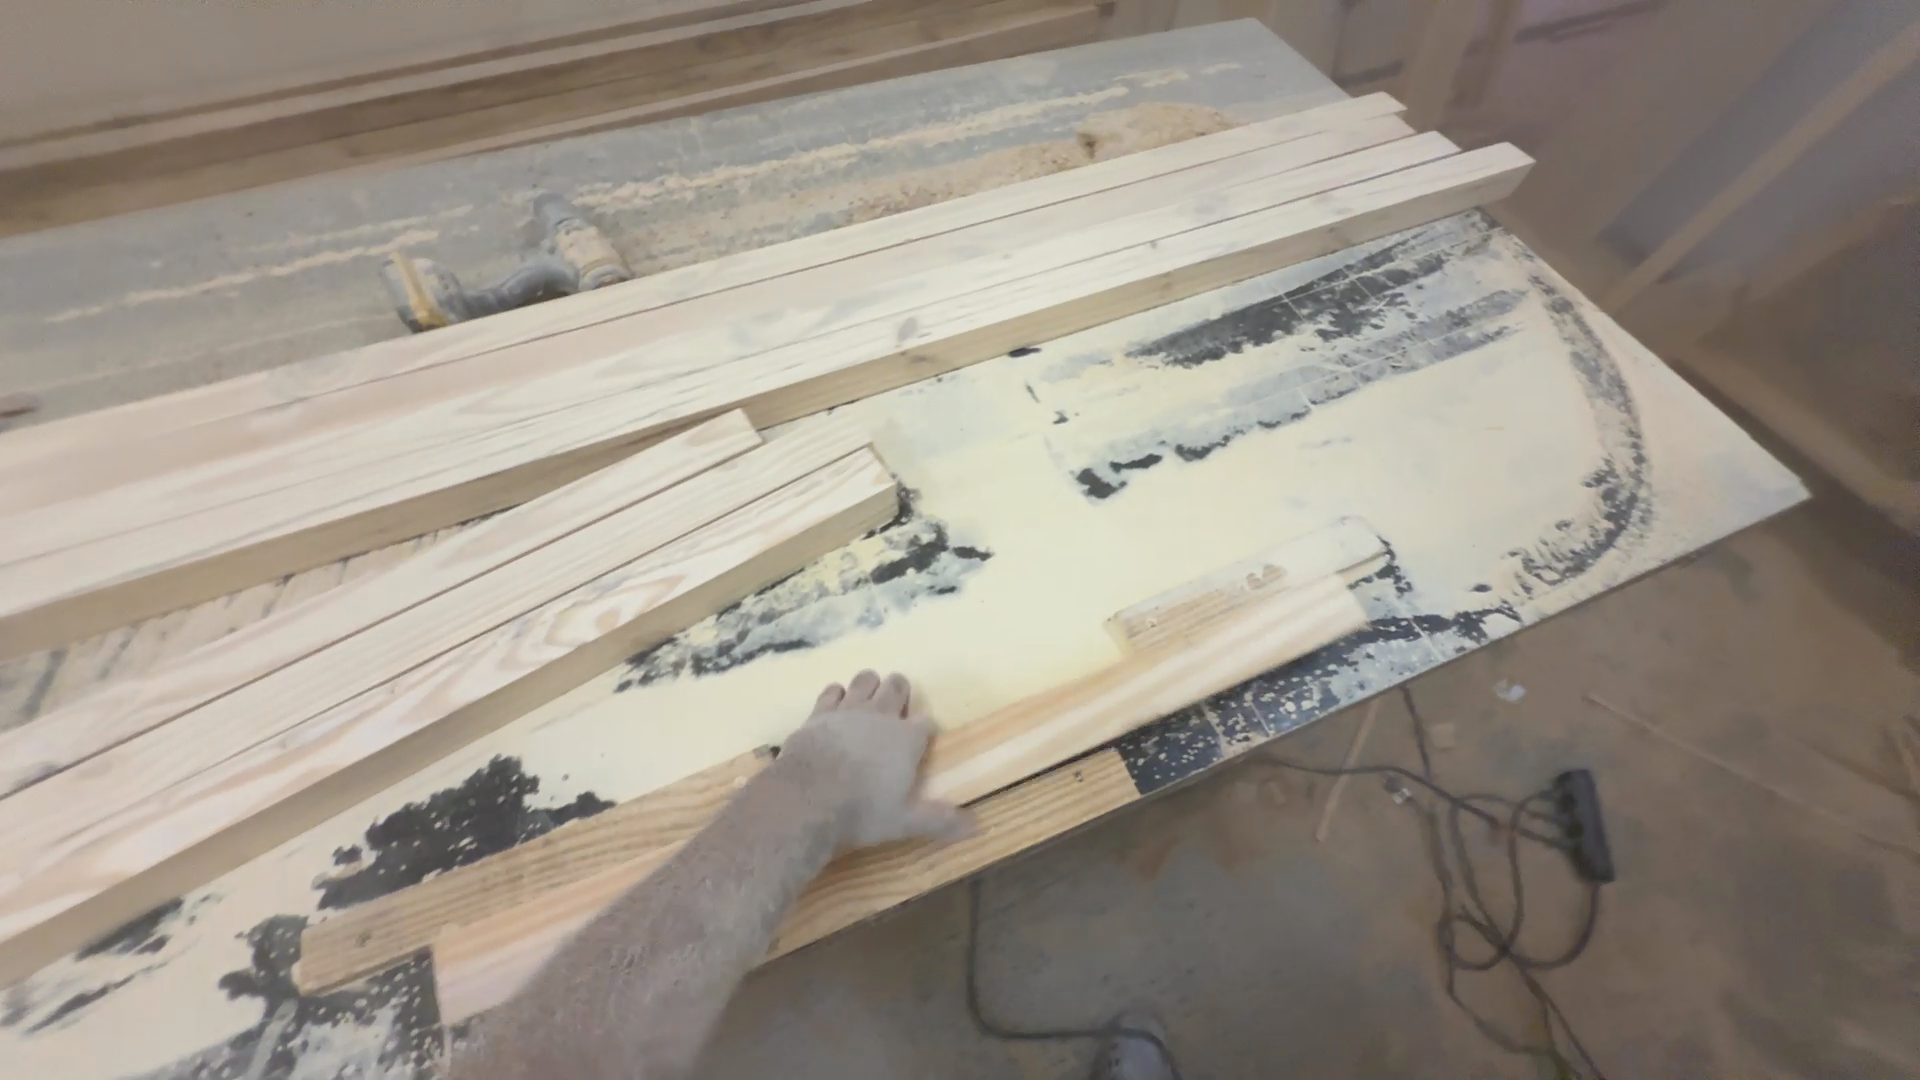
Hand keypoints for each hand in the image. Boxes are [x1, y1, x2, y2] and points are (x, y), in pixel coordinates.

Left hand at [780, 670, 970, 850]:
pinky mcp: (820, 712)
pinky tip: (836, 706)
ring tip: (868, 701)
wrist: (808, 799)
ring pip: (866, 679)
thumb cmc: (862, 811)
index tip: (920, 740)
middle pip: (898, 686)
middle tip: (896, 707)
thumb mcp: (904, 822)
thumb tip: (975, 827)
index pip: (926, 722)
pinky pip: (833, 690)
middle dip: (900, 692)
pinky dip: (837, 695)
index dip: (924, 729)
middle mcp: (881, 716)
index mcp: (907, 739)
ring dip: (870, 686)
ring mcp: (849, 710)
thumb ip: (939, 820)